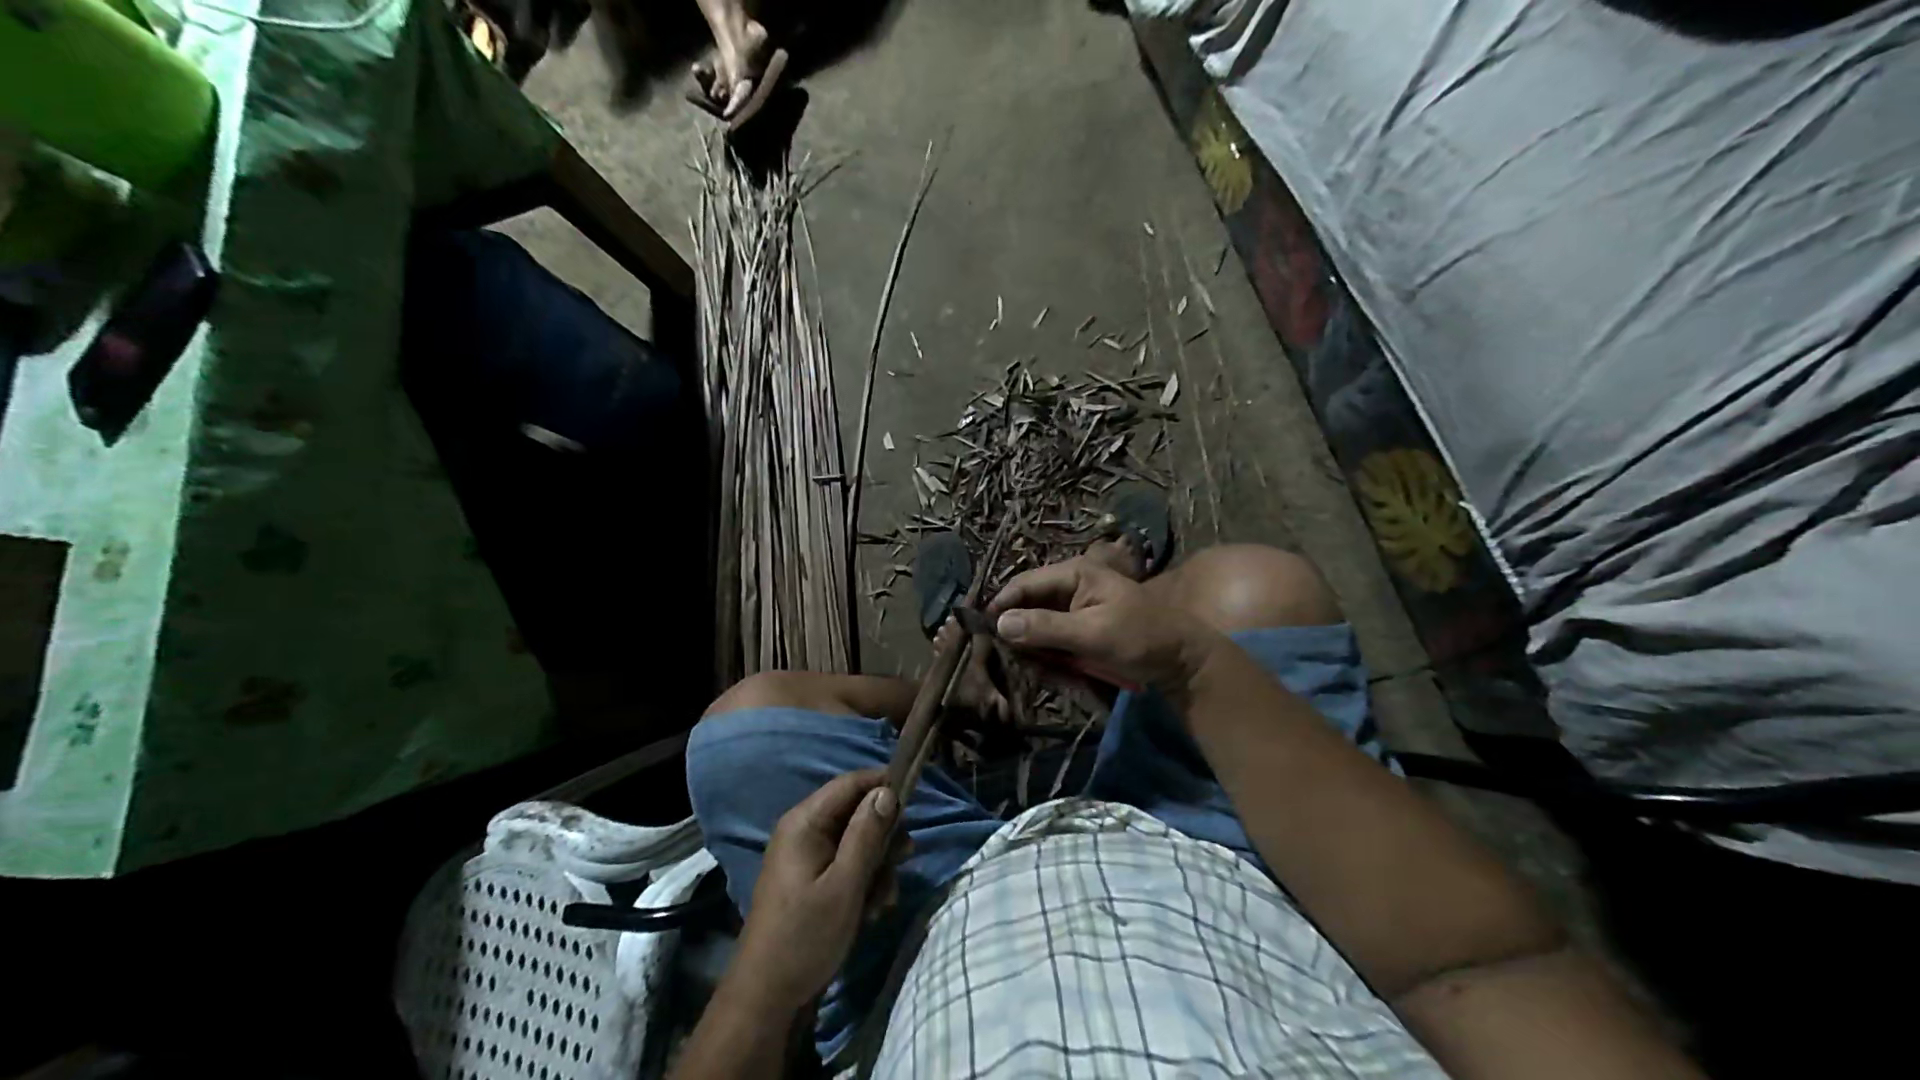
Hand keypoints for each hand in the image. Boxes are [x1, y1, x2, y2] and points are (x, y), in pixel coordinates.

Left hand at [733, 769, 905, 1011]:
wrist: (767, 995)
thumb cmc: (806, 935)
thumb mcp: (845, 885)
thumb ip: (867, 835)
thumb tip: (887, 792)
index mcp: (805, 822)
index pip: (851, 783)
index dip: (884, 785)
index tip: (915, 806)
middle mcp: (804, 830)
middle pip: (857, 812)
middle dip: (884, 836)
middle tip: (904, 859)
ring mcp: (806, 855)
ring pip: (857, 840)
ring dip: (878, 865)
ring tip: (884, 899)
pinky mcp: (811, 878)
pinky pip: (847, 864)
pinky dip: (864, 881)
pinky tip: (872, 910)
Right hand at [987, 556, 1228, 694]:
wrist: (1182, 662)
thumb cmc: (1141, 638)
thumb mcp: (1092, 633)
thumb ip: (1045, 628)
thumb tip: (1000, 624)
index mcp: (1074, 574)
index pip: (1023, 584)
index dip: (1000, 606)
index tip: (980, 632)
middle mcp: (1069, 587)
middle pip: (1026, 607)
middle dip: (1020, 636)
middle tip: (1019, 661)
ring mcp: (1074, 610)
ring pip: (1036, 629)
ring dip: (1037, 653)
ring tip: (1054, 673)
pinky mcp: (1078, 631)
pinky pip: (1052, 644)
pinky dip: (1052, 661)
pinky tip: (1065, 675)